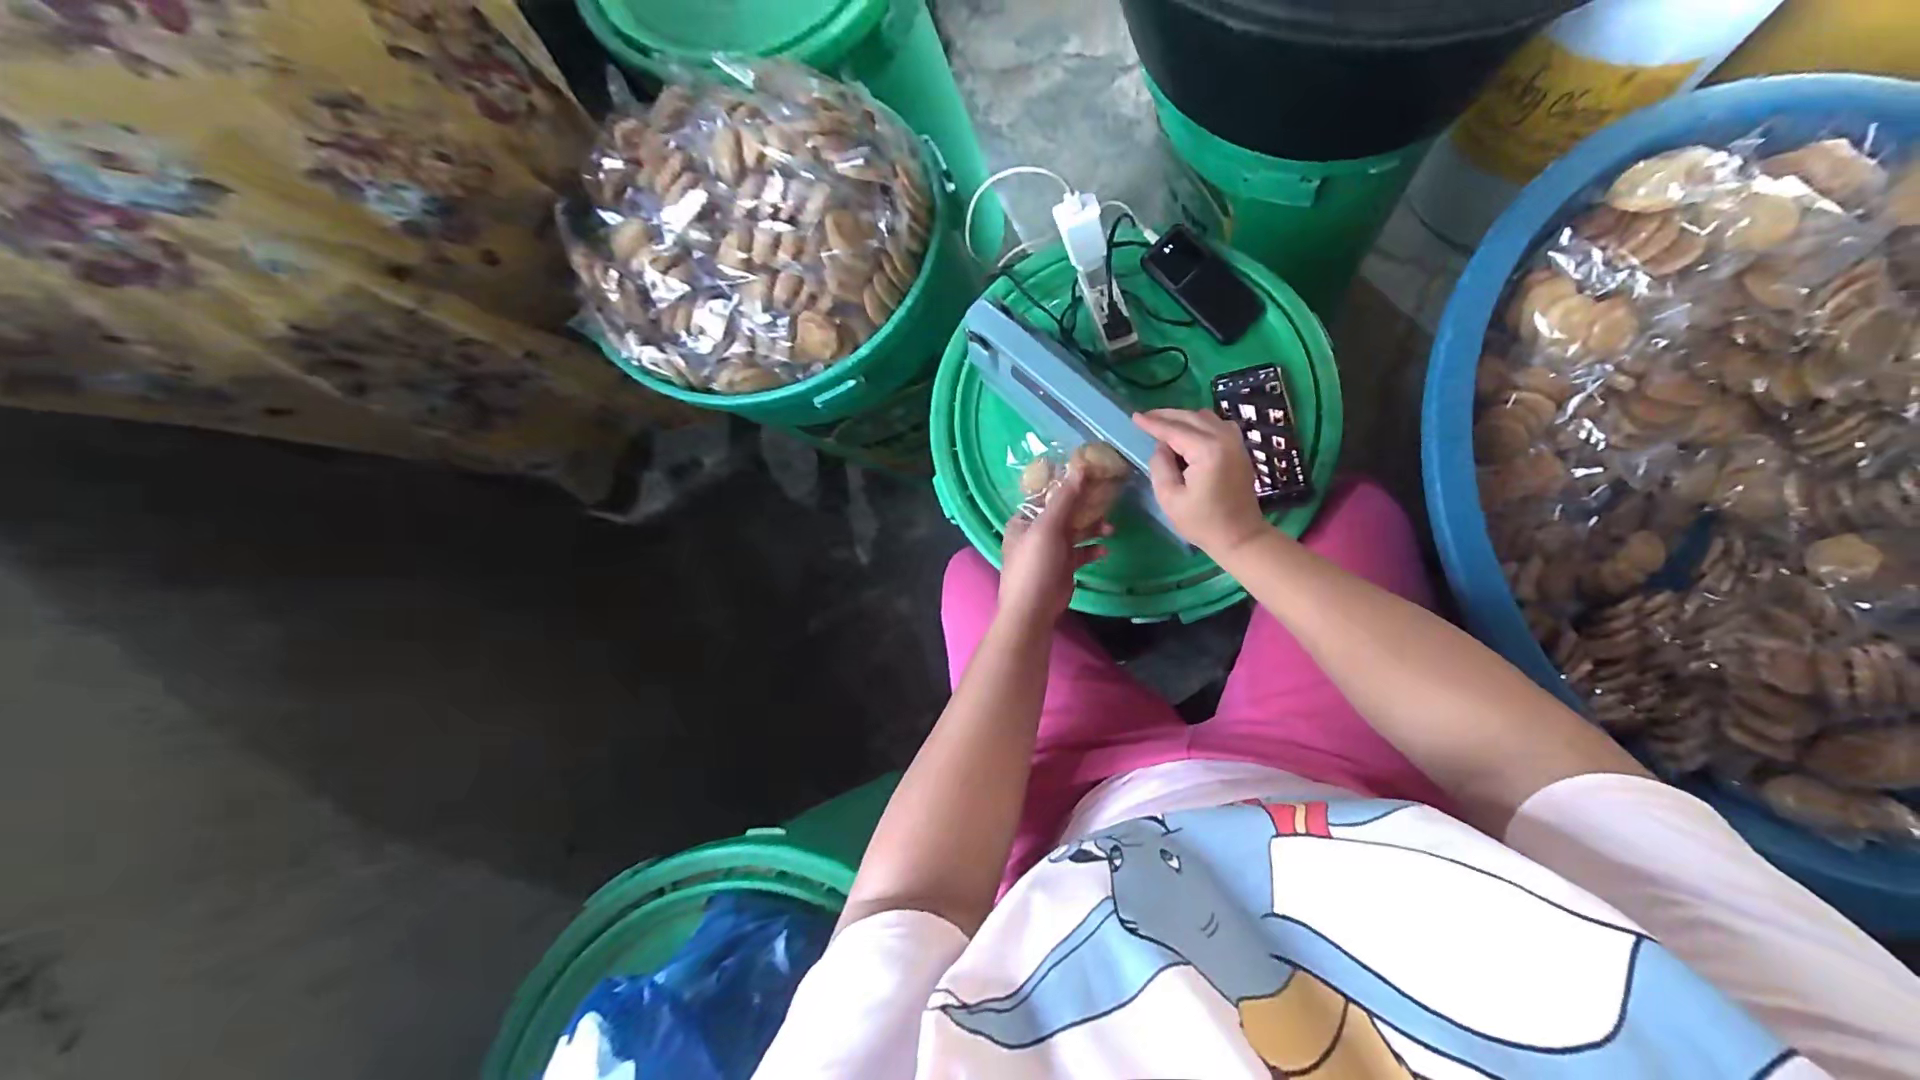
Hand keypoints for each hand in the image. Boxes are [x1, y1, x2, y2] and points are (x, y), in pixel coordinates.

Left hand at [997, 468, 1110, 628]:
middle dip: (1084, 506)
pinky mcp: (1063, 566)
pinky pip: (1081, 552)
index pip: (1045, 495)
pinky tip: (1105, 549)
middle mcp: (1035, 532)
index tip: (1090, 474)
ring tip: (1110, 527)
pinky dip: (1093, 548)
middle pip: (1063, 512)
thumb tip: (1079, 467)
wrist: (1033, 609)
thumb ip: (1064, 498)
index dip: (1065, 484)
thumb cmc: (1035, 564)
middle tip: (1107, 496)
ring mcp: (1050, 550)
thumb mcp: (1048, 527)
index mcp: (1023, 520)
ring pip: (1074, 531)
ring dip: (1092, 527)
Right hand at [1133, 408, 1270, 557]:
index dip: (1152, 423)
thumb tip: (1161, 447)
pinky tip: (1187, 432)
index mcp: (1207, 451)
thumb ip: (1160, 466)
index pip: (1174, 429)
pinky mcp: (1239, 448)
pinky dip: (1199, 423)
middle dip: (1166, 415)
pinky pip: (1217, 424)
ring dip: (1183, 418)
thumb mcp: (1169, 498)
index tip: (1134, 416)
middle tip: (1145, 417)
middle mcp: (1224, 439)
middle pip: (1191, 417)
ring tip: (1163, 424)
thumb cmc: (1202, 522)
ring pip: (1205, 417)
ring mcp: (1235, 442)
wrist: (1240, 536)